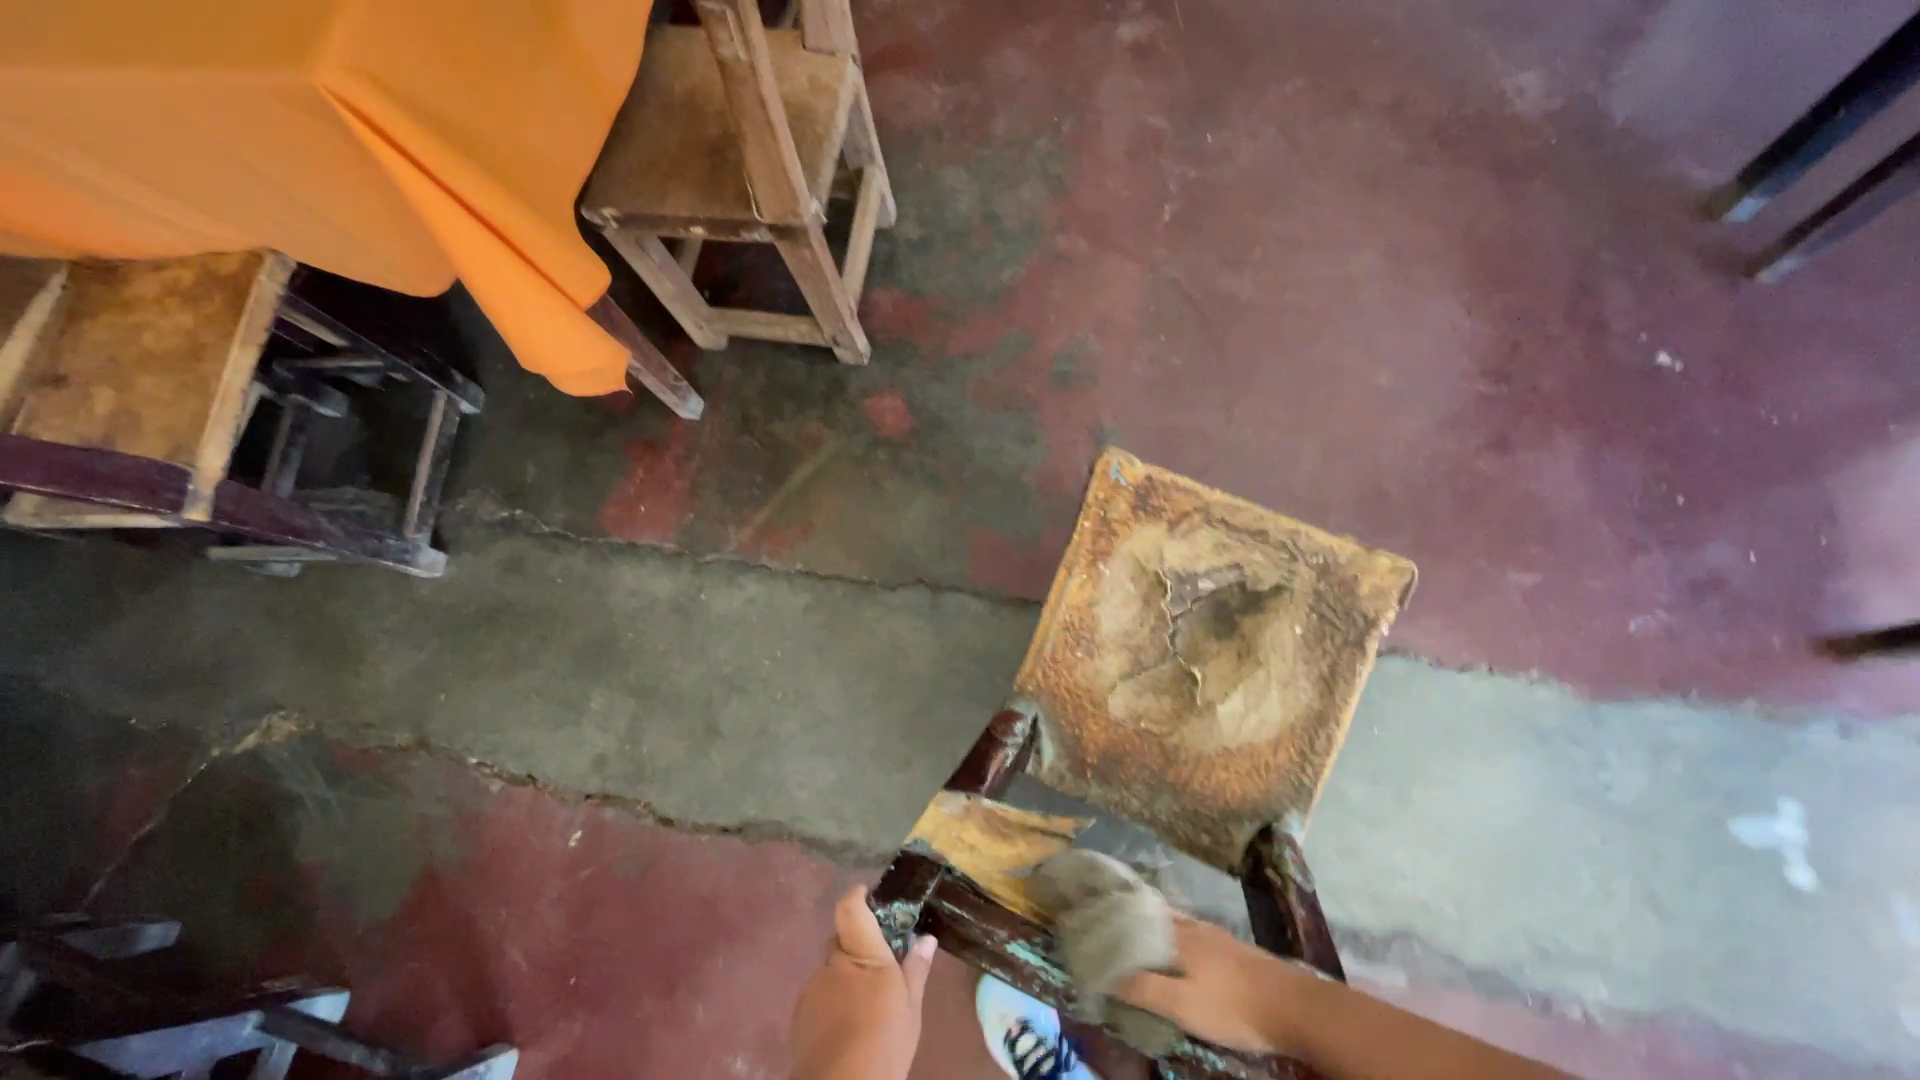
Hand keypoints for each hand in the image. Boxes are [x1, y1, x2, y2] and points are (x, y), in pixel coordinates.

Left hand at [789, 886, 939, 1079]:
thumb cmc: (885, 1043)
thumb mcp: (910, 1008)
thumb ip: (915, 969)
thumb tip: (926, 939)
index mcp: (862, 955)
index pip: (850, 908)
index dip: (857, 896)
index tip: (868, 895)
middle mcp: (833, 963)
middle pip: (841, 940)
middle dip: (857, 946)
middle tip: (879, 967)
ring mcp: (813, 988)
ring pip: (830, 970)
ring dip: (844, 977)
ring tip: (865, 1006)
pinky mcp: (799, 1014)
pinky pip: (819, 994)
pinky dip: (832, 1000)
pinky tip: (847, 1025)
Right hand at [1112, 915, 1304, 1055]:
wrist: (1295, 1008)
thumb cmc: (1233, 1007)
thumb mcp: (1183, 1005)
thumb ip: (1144, 988)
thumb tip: (1107, 974)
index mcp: (1179, 936)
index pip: (1137, 923)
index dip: (1115, 926)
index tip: (1093, 928)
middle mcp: (1196, 928)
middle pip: (1157, 917)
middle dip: (1134, 920)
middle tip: (1112, 927)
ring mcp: (1218, 936)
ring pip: (1178, 923)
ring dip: (1157, 927)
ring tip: (1140, 936)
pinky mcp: (1235, 950)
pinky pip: (1195, 934)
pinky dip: (1178, 936)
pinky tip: (1180, 950)